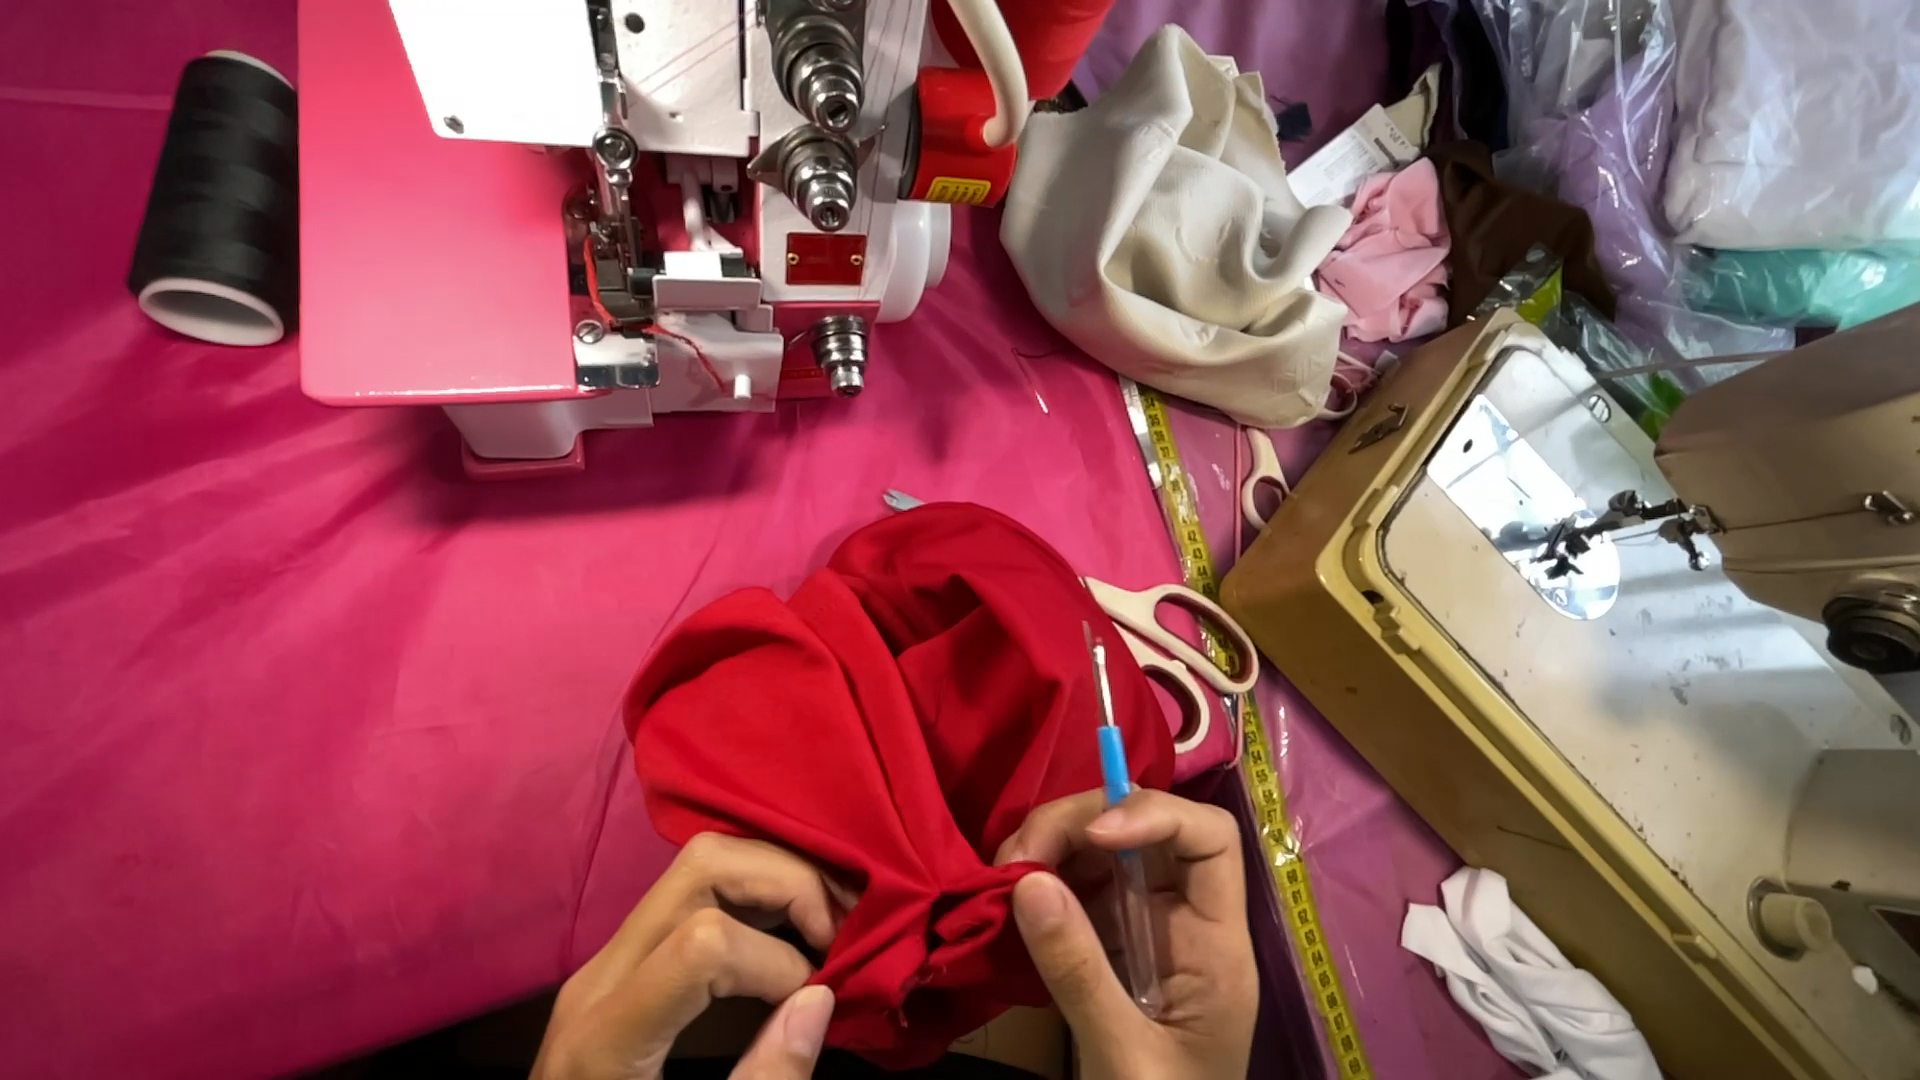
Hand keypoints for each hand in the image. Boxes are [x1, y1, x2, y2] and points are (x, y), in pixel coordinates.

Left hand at [532, 833, 853, 1079]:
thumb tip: (821, 997)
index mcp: (604, 1037)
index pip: (703, 943)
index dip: (777, 962)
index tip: (814, 1000)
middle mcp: (602, 973)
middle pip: (703, 867)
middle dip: (789, 883)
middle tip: (839, 931)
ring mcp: (612, 955)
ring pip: (703, 860)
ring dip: (779, 876)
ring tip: (826, 921)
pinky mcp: (630, 955)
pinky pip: (700, 886)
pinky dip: (760, 887)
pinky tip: (794, 923)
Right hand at [996, 790, 1257, 1079]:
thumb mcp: (1123, 1058)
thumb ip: (1080, 973)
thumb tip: (1027, 881)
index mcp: (1214, 943)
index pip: (1210, 839)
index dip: (1155, 816)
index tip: (1094, 837)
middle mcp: (1181, 912)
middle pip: (1144, 825)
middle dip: (1078, 823)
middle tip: (1019, 855)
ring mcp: (1141, 916)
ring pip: (1102, 841)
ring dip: (1049, 840)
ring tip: (1004, 870)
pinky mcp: (1105, 928)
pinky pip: (1074, 874)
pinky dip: (1038, 869)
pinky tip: (1007, 886)